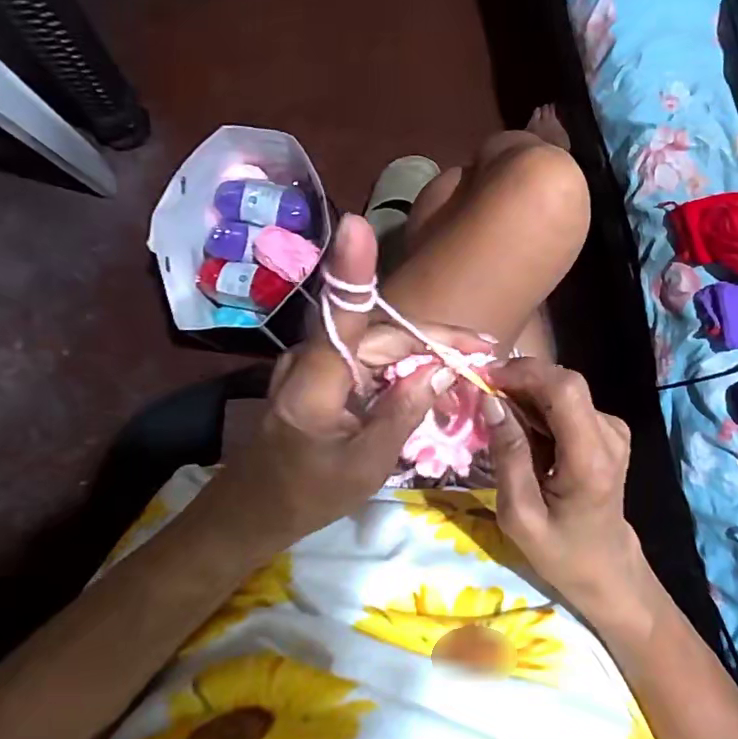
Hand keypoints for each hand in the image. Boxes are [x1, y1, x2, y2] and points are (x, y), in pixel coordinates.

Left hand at [198, 215, 451, 551]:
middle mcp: (312, 359)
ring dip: (421, 355)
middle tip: (485, 353)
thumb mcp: (364, 466)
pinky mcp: (320, 374)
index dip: (350, 271)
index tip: (356, 227)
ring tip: (468, 369)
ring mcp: (314, 364)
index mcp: (314, 381)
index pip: (338, 317)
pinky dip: (400, 369)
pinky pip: (367, 361)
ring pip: (376, 346)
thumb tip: (439, 369)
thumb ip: (402, 413)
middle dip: (432, 340)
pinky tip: (432, 381)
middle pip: (378, 333)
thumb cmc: (306, 496)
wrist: (252, 511)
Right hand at [487, 359, 653, 620]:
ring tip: (497, 416)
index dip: (524, 374)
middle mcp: (609, 434)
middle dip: (520, 379)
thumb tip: (489, 401)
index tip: (485, 380)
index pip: (564, 390)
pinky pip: (567, 403)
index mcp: (590, 458)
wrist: (606, 567)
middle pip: (564, 382)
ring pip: (563, 389)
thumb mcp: (519, 514)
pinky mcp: (607, 430)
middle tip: (483, 395)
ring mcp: (612, 429)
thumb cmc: (560, 550)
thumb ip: (507, 455)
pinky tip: (521, 430)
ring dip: (526, 394)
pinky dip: (538, 407)